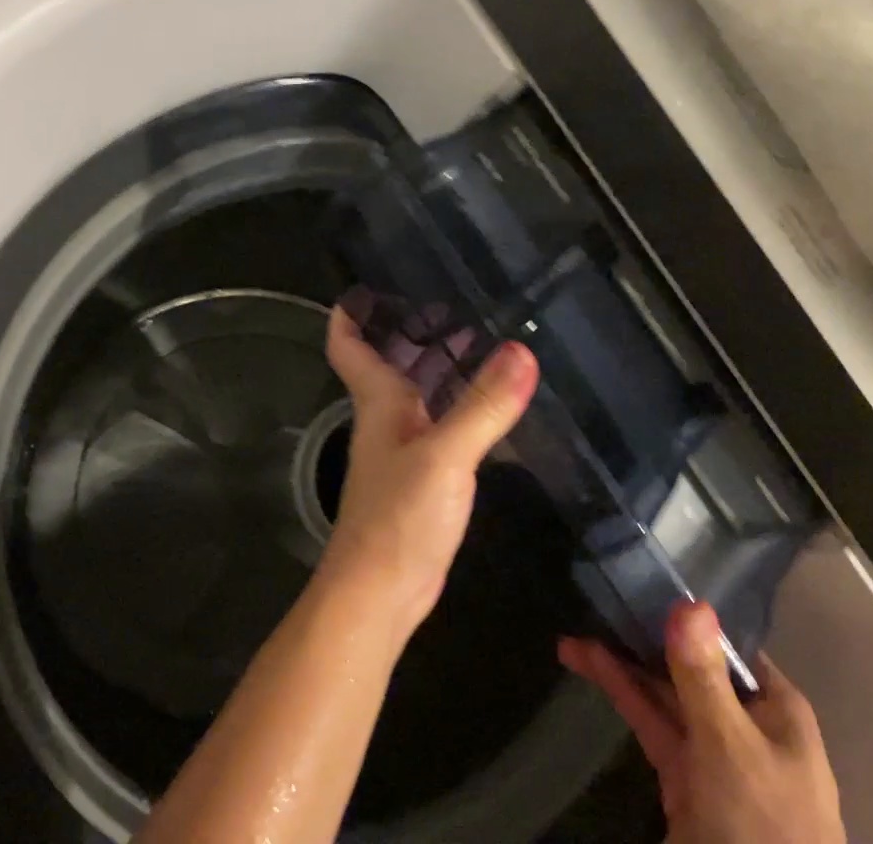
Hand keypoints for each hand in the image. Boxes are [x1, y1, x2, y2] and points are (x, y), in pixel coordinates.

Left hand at [319, 306, 538, 639]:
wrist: (379, 592)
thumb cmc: (398, 517)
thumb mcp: (445, 456)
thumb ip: (483, 406)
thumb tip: (522, 351)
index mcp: (380, 402)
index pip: (350, 344)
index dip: (353, 311)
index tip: (373, 280)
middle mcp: (387, 419)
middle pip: (393, 361)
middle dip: (416, 328)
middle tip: (457, 294)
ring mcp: (405, 450)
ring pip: (420, 393)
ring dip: (443, 364)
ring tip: (486, 333)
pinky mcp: (424, 479)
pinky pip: (442, 425)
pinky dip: (462, 405)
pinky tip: (494, 400)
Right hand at [559, 603, 845, 843]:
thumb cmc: (763, 821)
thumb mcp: (731, 745)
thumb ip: (702, 676)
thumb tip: (690, 602)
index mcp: (774, 707)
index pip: (726, 644)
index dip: (685, 617)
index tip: (641, 583)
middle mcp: (744, 722)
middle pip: (688, 667)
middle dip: (643, 639)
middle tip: (596, 604)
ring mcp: (711, 753)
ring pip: (663, 696)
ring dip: (623, 667)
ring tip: (574, 638)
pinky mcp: (683, 780)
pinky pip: (651, 726)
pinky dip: (624, 698)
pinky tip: (593, 670)